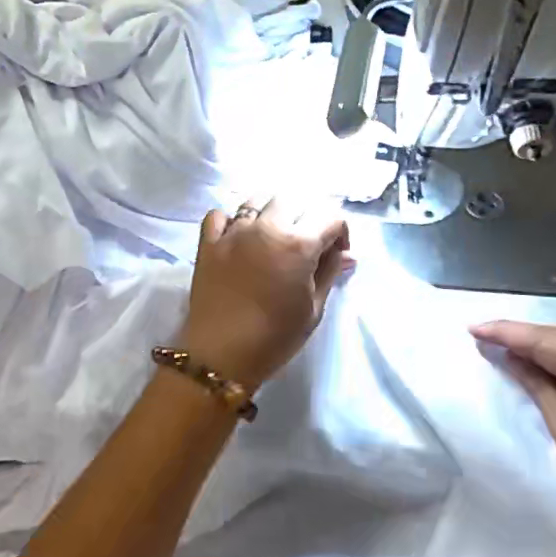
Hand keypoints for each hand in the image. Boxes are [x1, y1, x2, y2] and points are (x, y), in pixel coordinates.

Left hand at [176, 196, 350, 390]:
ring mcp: (233, 232)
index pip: (330, 218)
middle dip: (309, 216)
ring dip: (273, 209)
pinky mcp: (208, 243)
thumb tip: (347, 255)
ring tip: (276, 232)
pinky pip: (219, 215)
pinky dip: (231, 219)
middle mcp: (267, 228)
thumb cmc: (275, 337)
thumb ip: (330, 273)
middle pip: (295, 200)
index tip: (338, 253)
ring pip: (257, 199)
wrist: (220, 356)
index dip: (340, 233)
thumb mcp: (312, 308)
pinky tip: (239, 236)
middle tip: (309, 241)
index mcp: (298, 244)